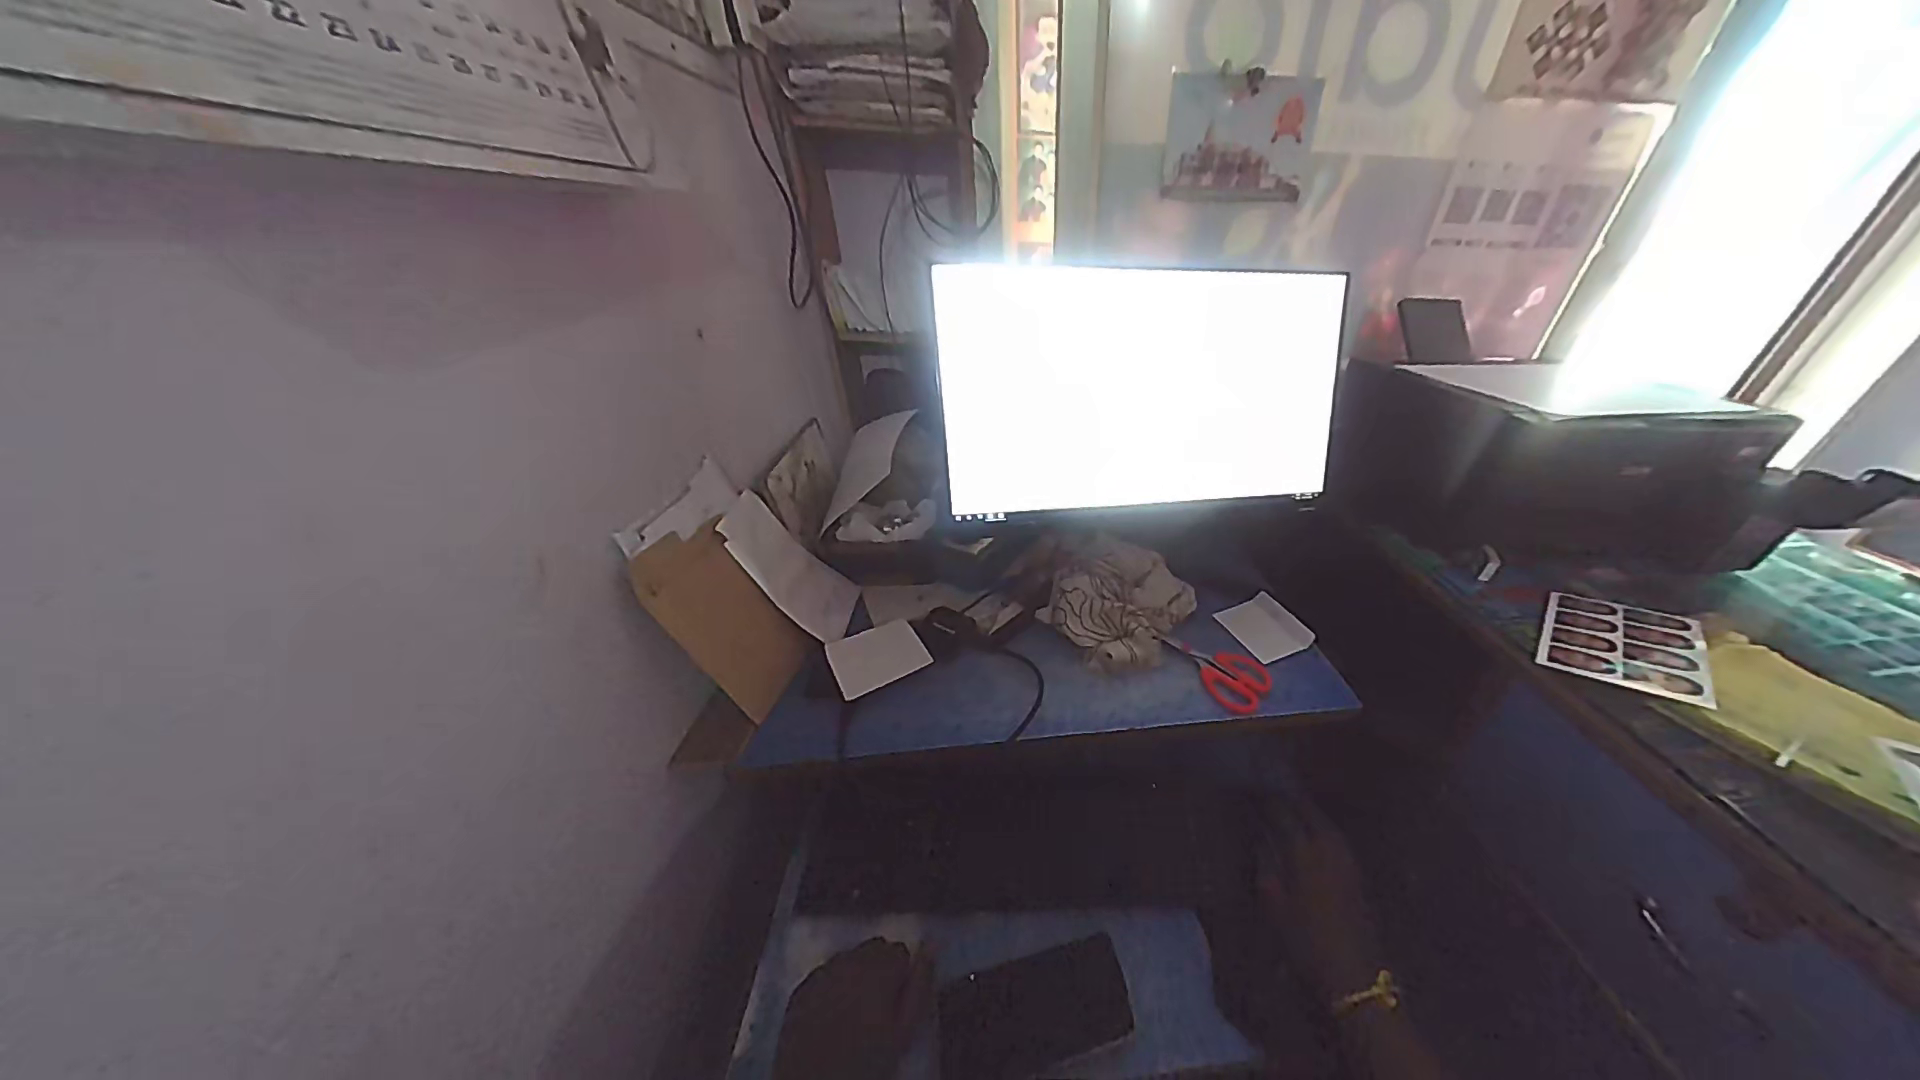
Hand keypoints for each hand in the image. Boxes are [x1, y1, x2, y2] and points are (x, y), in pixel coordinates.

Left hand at [772, 937, 932, 1079]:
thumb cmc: (866, 1062)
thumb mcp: (904, 1030)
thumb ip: (921, 984)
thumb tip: (932, 945)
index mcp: (878, 965)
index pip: (900, 951)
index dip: (902, 977)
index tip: (898, 1004)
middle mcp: (849, 958)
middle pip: (874, 949)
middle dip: (880, 970)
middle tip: (879, 1010)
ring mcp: (822, 970)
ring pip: (850, 959)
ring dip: (857, 976)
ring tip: (856, 1014)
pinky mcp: (802, 988)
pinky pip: (826, 975)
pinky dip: (833, 987)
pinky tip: (833, 1016)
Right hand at [1255, 795, 1385, 1004]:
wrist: (1355, 977)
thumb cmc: (1304, 941)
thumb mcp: (1272, 902)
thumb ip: (1264, 862)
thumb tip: (1258, 836)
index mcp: (1303, 850)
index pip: (1280, 810)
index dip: (1261, 797)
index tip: (1244, 788)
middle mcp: (1327, 845)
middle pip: (1305, 807)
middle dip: (1284, 796)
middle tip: (1262, 791)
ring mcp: (1346, 858)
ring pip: (1322, 819)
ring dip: (1302, 808)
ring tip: (1282, 804)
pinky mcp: (1356, 871)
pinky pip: (1332, 834)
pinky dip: (1315, 824)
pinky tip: (1306, 829)